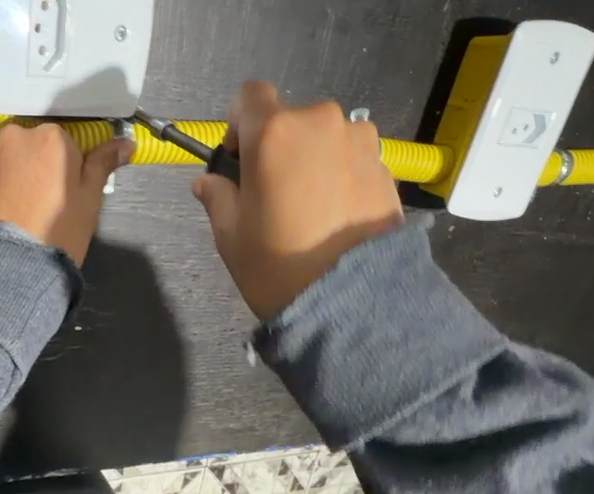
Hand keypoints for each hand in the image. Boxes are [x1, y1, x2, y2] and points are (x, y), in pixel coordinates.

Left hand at [0, 123, 133, 267]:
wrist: (10, 271)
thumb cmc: (58, 235)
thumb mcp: (90, 202)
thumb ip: (103, 165)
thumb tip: (125, 142)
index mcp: (49, 138)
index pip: (58, 143)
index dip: (59, 170)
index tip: (57, 196)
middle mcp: (11, 137)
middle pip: (22, 147)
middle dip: (26, 168)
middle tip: (30, 206)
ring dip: (0, 178)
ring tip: (6, 214)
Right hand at [193, 82, 404, 321]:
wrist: (348, 297)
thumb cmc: (277, 264)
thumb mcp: (230, 236)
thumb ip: (217, 198)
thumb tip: (209, 182)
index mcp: (274, 132)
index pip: (249, 96)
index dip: (238, 123)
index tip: (238, 159)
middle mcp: (320, 120)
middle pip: (290, 119)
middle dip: (278, 147)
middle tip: (272, 194)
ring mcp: (359, 139)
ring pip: (323, 137)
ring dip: (312, 159)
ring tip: (309, 208)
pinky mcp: (384, 163)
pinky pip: (350, 158)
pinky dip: (338, 175)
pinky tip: (334, 216)